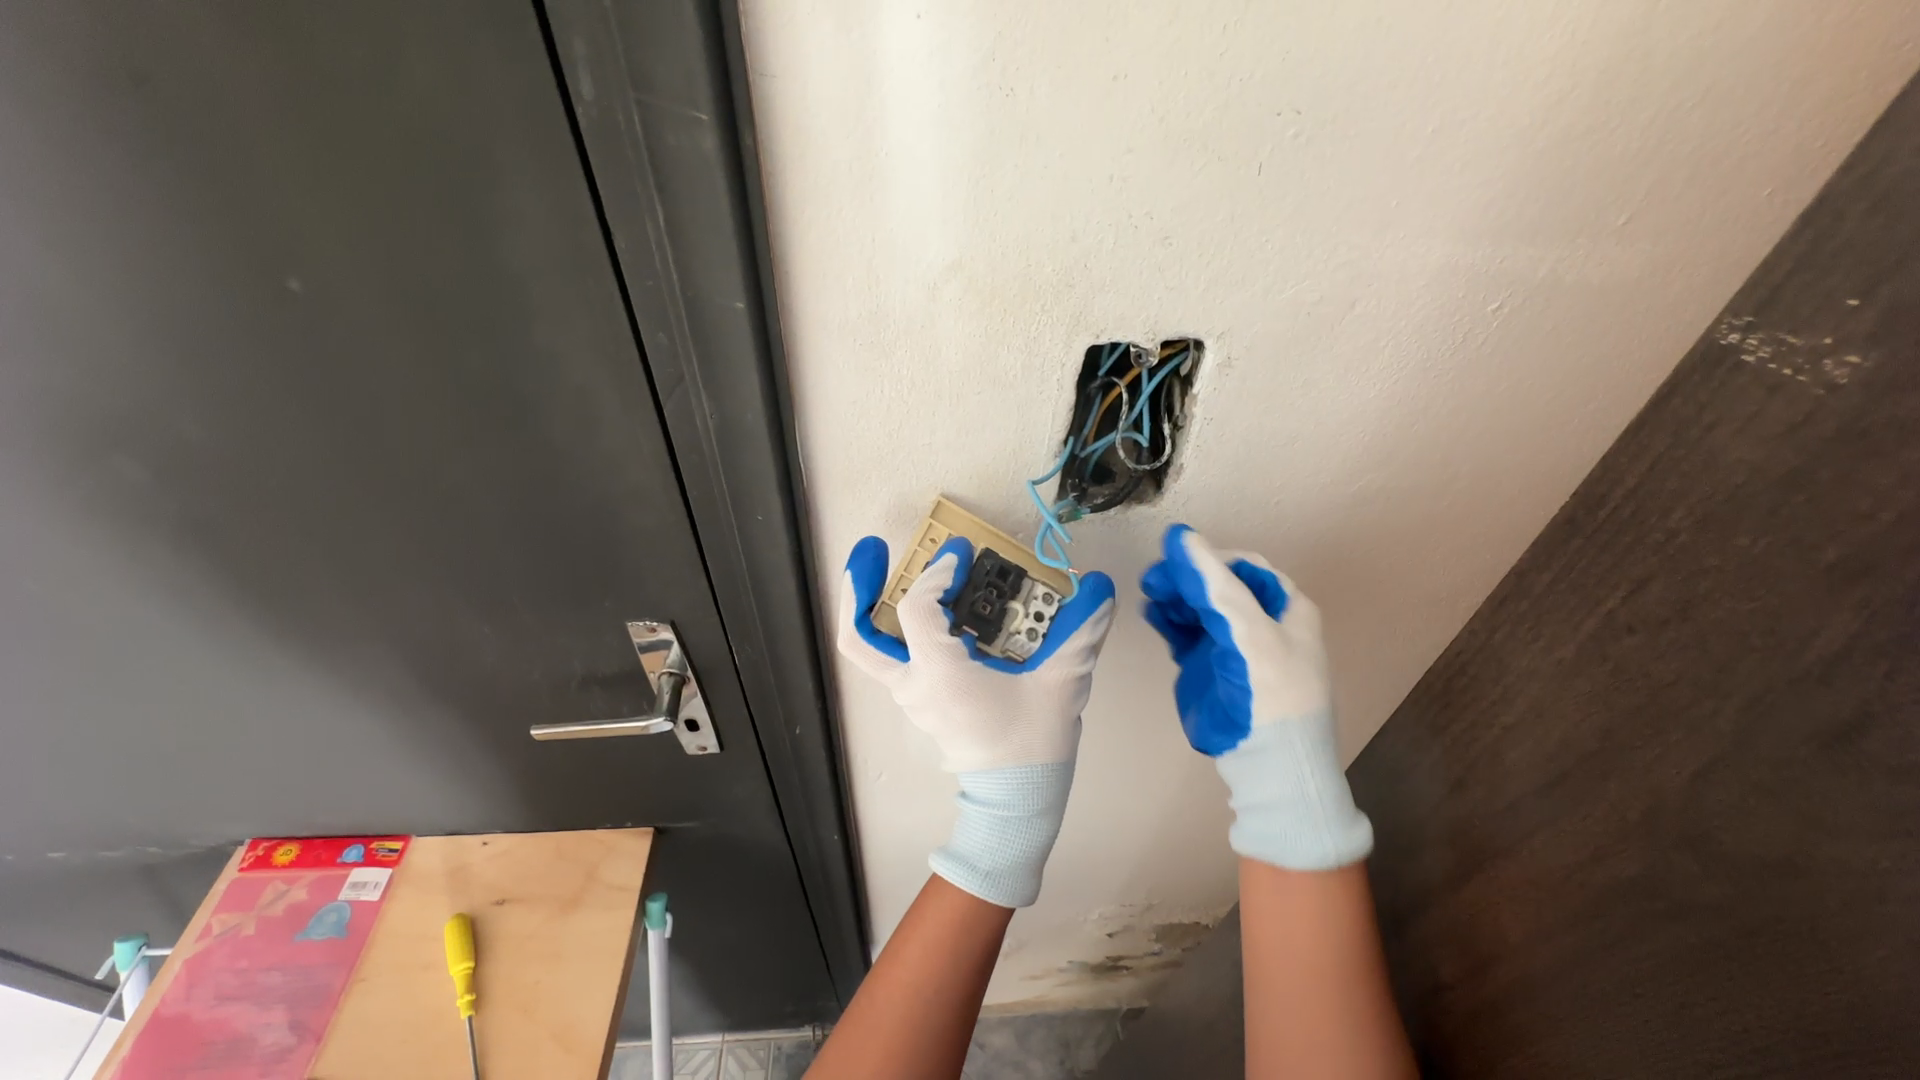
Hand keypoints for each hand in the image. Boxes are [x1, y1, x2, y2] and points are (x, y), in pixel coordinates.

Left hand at [838, 534, 1115, 907]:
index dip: (935, 575)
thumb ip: (1081, 632)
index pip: (917, 611)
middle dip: (857, 588)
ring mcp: (911, 698)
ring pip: (870, 650)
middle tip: (872, 549)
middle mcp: (914, 686)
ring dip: (871, 606)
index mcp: (941, 677)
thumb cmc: (1033, 744)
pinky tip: (928, 608)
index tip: (960, 555)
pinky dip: (896, 627)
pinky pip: (893, 658)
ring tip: (886, 569)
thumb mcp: (1061, 685)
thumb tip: (1102, 586)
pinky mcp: (920, 702)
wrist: (1018, 799)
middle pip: (857, 637)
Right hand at [1140, 524, 1372, 870]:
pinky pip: (1183, 631)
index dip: (1209, 558)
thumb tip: (1181, 536)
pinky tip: (1152, 613)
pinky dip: (1167, 619)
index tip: (1174, 556)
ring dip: (1174, 595)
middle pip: (1215, 583)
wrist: (1267, 759)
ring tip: (1151, 593)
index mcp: (1284, 607)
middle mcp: (1257, 619)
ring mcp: (1229, 642)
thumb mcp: (1249, 631)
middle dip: (1186, 577)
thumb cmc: (1270, 689)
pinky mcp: (1204, 663)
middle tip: (1154, 578)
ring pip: (1196, 605)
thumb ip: (1215, 584)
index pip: (1242, 567)